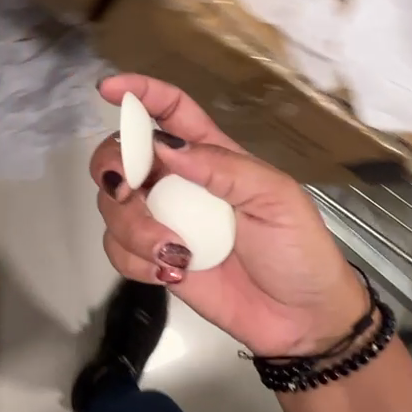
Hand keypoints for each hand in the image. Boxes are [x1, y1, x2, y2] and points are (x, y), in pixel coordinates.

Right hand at [91, 75, 366, 357]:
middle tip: (126, 191)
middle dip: (113, 166)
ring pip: (113, 204)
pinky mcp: (153, 259)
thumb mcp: (275, 198)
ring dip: (132, 227)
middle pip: (123, 153)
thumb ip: (222, 167)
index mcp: (210, 153)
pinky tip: (170, 274)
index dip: (139, 92)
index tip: (108, 89)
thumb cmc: (299, 249)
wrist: (303, 322)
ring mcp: (163, 219)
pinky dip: (134, 260)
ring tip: (173, 255)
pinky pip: (117, 248)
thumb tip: (164, 145)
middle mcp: (178, 180)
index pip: (169, 108)